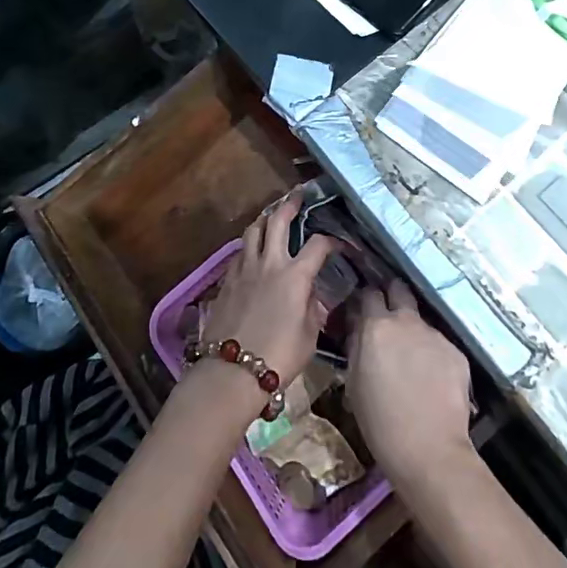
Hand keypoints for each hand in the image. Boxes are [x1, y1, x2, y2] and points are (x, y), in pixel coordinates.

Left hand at [200, 188, 338, 391]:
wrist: (232, 371)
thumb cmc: (278, 356)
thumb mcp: (309, 336)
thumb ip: (313, 310)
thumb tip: (313, 297)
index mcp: (295, 275)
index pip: (318, 245)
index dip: (332, 240)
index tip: (340, 244)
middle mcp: (269, 264)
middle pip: (277, 222)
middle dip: (289, 206)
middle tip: (297, 196)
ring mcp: (243, 270)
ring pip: (252, 232)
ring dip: (263, 220)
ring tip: (270, 215)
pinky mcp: (226, 281)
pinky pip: (239, 253)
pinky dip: (248, 245)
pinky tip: (251, 251)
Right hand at [347, 281, 473, 479]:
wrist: (429, 449)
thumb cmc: (379, 420)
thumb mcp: (353, 381)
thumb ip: (356, 346)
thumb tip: (358, 329)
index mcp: (376, 326)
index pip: (369, 293)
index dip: (366, 300)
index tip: (364, 309)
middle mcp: (407, 321)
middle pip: (400, 289)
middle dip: (393, 296)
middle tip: (388, 316)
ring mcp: (435, 335)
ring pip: (421, 320)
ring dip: (413, 330)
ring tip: (412, 359)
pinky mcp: (457, 352)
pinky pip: (439, 344)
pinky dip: (433, 354)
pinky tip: (431, 378)